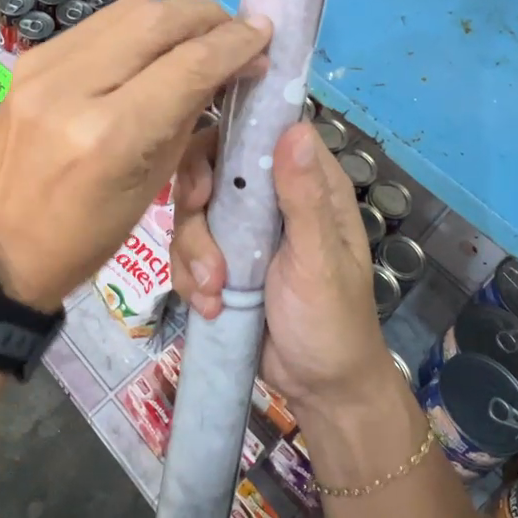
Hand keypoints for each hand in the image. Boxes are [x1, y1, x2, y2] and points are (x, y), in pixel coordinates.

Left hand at [0, 0, 270, 312]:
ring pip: (127, 10)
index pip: (188, 66)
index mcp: (108, 136)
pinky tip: (153, 44)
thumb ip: (189, 113)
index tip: (264, 35)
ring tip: (199, 35)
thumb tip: (229, 63)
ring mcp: (42, 67)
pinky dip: (136, 26)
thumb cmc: (85, 235)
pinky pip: (97, 24)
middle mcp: (72, 88)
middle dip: (208, 18)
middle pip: (157, 20)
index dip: (235, 43)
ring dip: (173, 15)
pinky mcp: (28, 59)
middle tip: (236, 31)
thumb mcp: (152, 184)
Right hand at [172, 123, 391, 417]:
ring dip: (193, 252)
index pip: (260, 129)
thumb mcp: (319, 258)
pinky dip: (189, 277)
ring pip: (191, 210)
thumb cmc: (333, 319)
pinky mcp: (219, 257)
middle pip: (211, 165)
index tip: (207, 176)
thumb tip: (294, 129)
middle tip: (196, 230)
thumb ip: (304, 197)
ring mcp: (240, 226)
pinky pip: (185, 249)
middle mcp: (269, 194)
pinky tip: (209, 306)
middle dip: (195, 203)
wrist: (320, 389)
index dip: (225, 136)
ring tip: (214, 292)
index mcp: (306, 180)